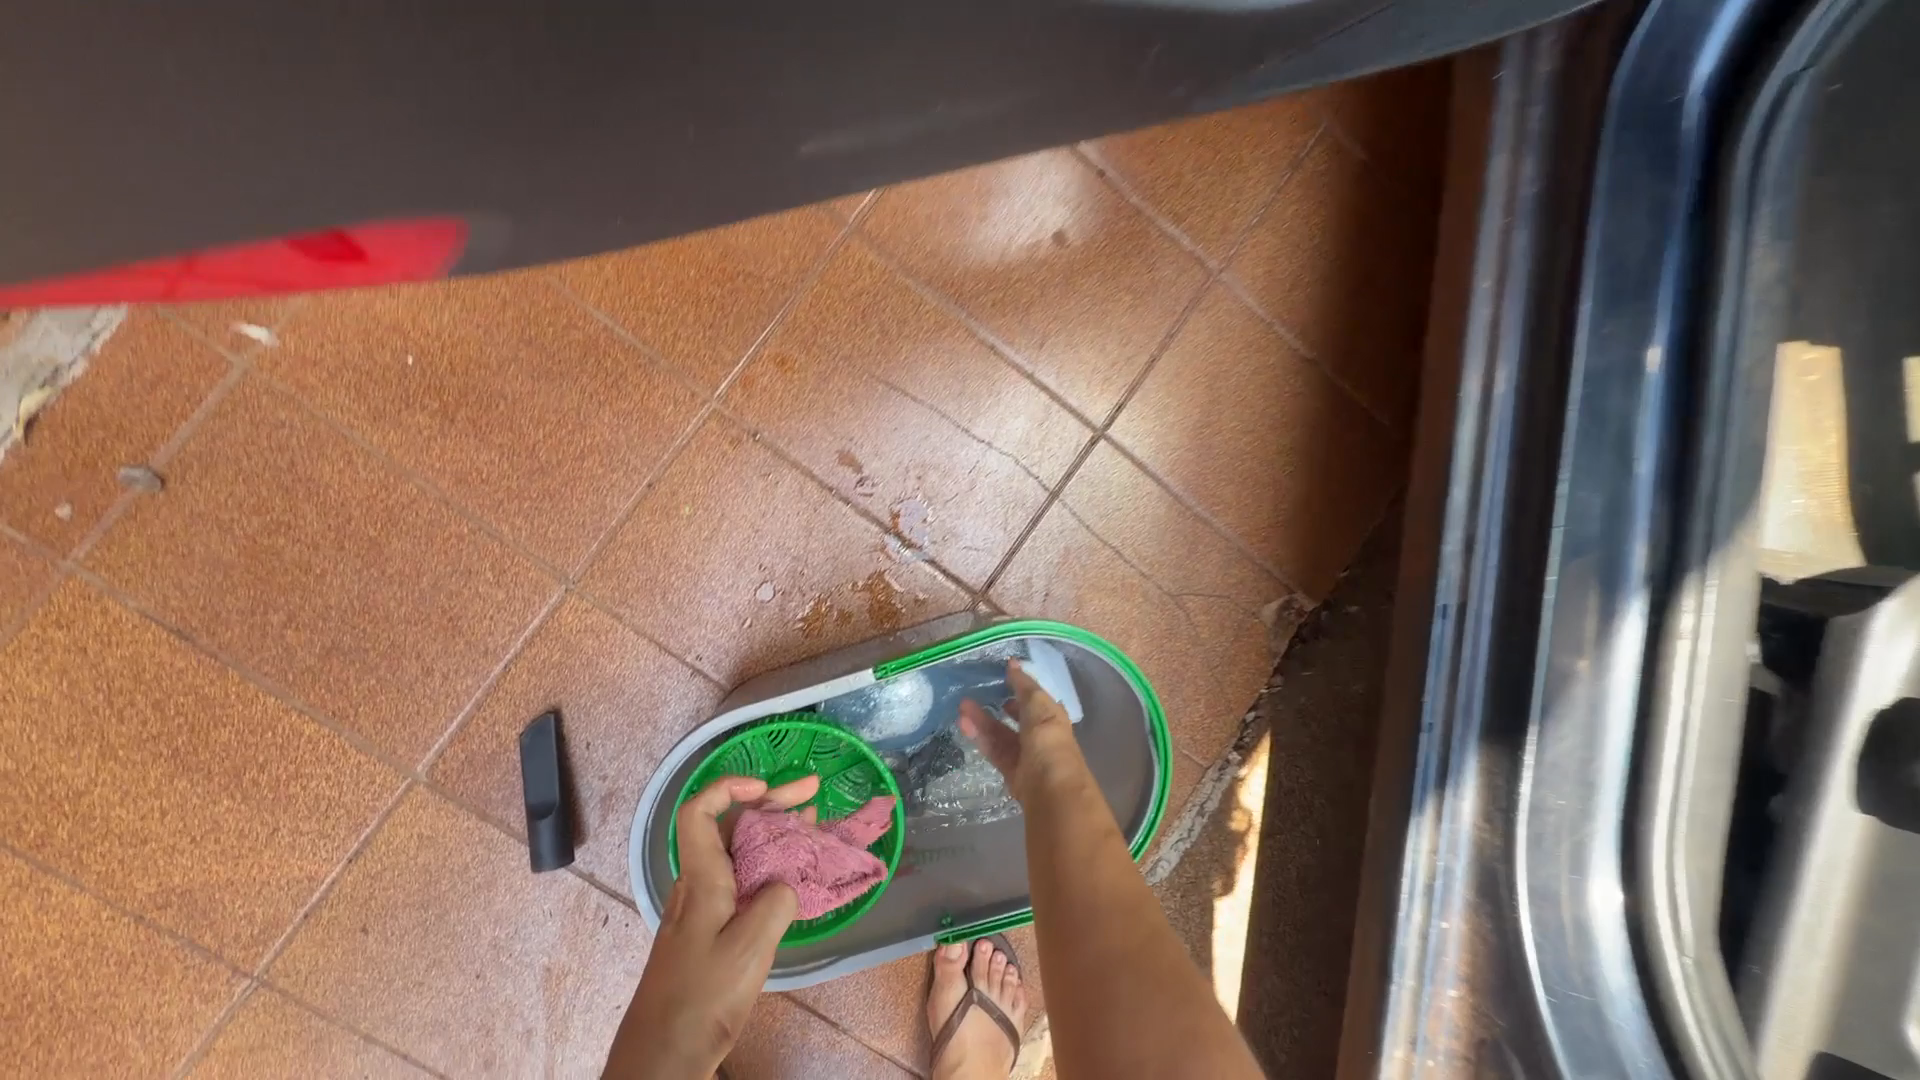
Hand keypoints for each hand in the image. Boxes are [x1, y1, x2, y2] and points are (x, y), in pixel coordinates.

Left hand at [603, 773, 819, 1078]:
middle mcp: (698, 886)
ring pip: (738, 856)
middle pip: (728, 828)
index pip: (698, 812)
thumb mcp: (749, 947)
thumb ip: (776, 902)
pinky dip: (769, 869)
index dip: (728, 788)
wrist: (662, 1059)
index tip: (765, 787)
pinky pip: (741, 883)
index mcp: (701, 879)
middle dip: (770, 804)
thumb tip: (784, 883)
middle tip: (813, 792)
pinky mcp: (711, 934)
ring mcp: (704, 910)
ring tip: (813, 825)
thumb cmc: (703, 996)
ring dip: (774, 835)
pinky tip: (793, 877)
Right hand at [959, 659, 1087, 803]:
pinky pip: (994, 750)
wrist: (1051, 789)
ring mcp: (1026, 756)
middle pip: (1016, 717)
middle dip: (998, 704)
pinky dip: (980, 737)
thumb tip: (1012, 663)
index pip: (1035, 699)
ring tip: (961, 705)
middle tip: (977, 691)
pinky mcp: (1011, 772)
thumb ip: (1023, 686)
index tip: (1001, 675)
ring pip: (1001, 734)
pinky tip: (964, 724)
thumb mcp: (1038, 706)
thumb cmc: (1049, 741)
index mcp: (1052, 718)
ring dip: (983, 719)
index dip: (1020, 687)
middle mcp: (1040, 736)